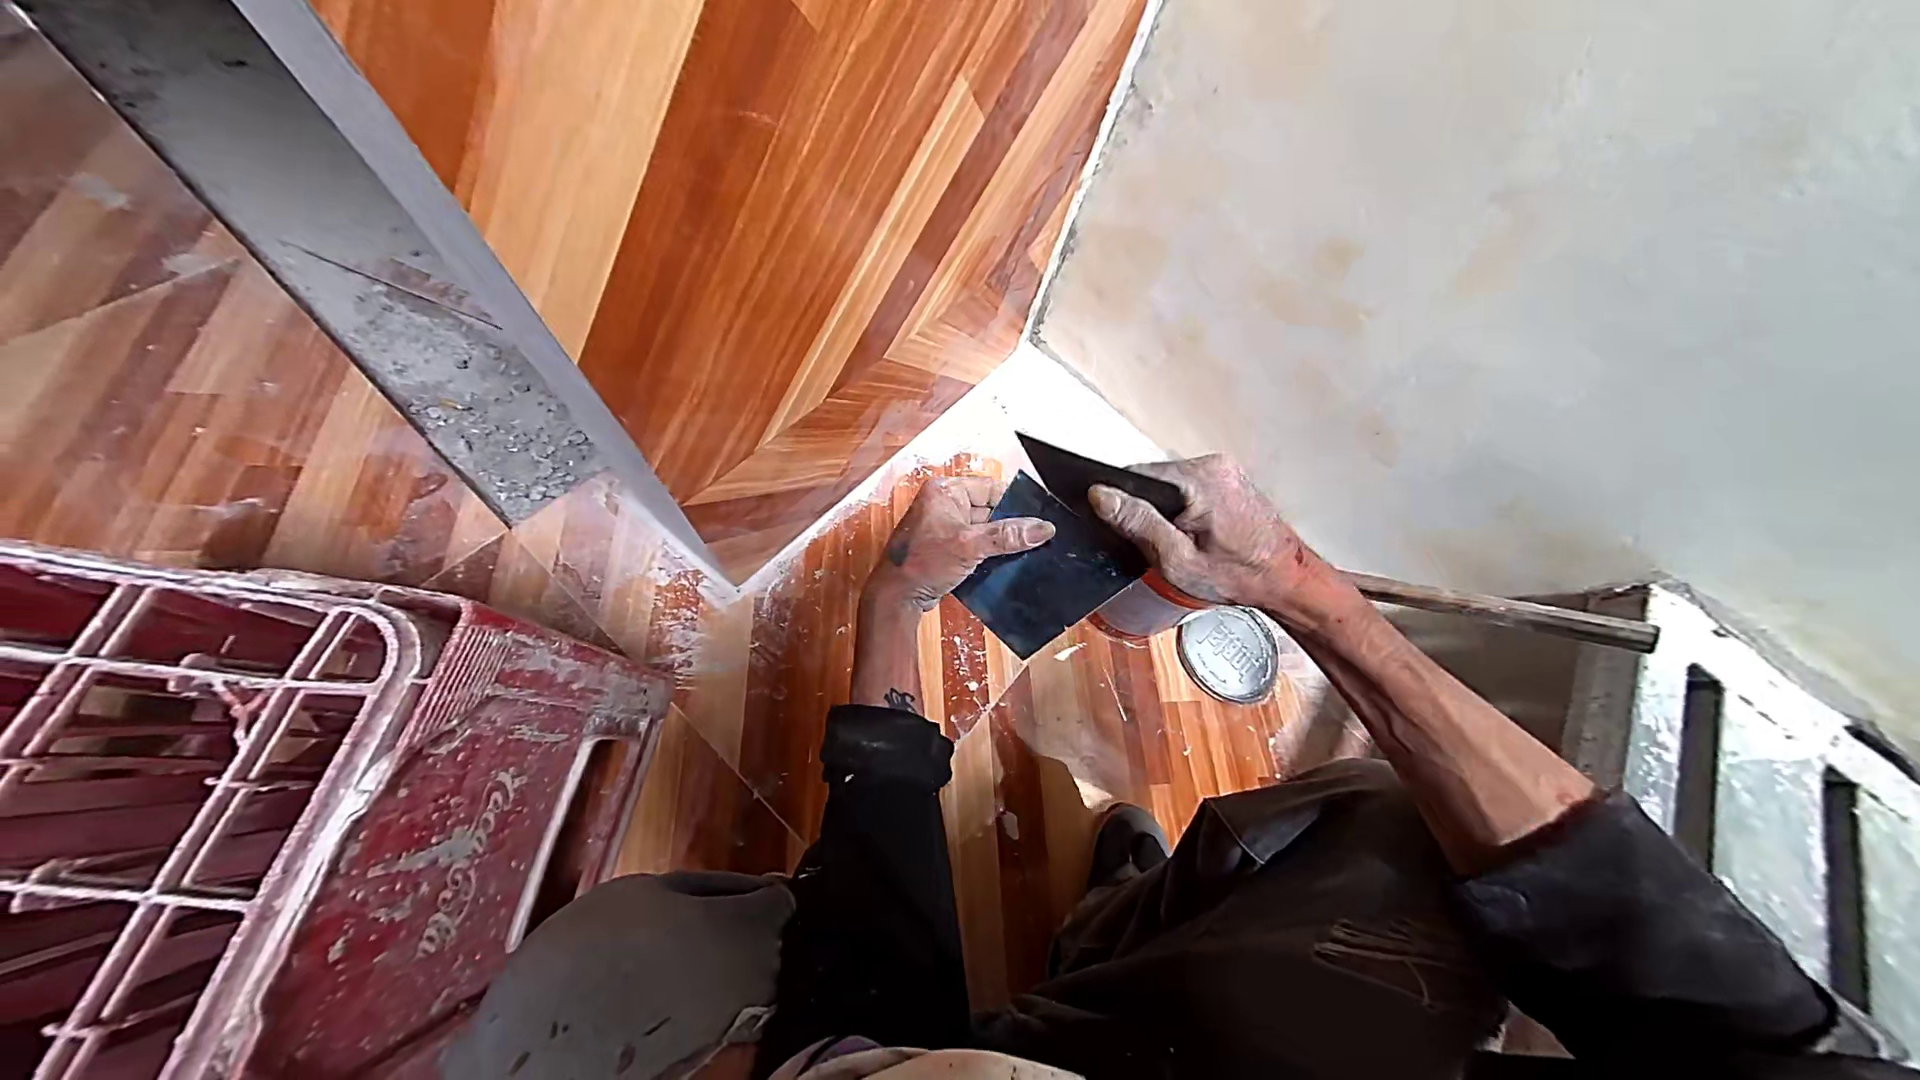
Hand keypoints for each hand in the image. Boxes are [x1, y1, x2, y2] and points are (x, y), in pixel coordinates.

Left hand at [864, 475, 1055, 613]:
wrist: (897, 597)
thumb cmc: (917, 564)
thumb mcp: (969, 546)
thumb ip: (1006, 536)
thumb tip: (1040, 528)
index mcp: (945, 491)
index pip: (991, 488)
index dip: (1014, 503)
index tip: (1036, 518)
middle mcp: (943, 504)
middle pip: (990, 509)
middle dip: (1007, 526)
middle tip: (1028, 539)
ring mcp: (944, 526)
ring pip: (984, 529)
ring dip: (998, 542)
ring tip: (1016, 552)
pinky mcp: (946, 546)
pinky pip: (975, 544)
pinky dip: (988, 553)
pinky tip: (1000, 563)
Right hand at [1087, 454, 1339, 621]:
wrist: (1285, 578)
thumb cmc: (1239, 575)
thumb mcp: (1176, 559)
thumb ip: (1137, 523)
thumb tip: (1102, 496)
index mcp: (1199, 480)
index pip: (1134, 476)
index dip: (1122, 504)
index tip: (1127, 529)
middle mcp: (1213, 465)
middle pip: (1150, 479)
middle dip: (1146, 511)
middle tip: (1162, 543)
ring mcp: (1222, 469)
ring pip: (1166, 484)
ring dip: (1163, 511)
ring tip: (1182, 540)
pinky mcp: (1226, 477)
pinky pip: (1185, 486)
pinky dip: (1180, 508)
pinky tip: (1194, 532)